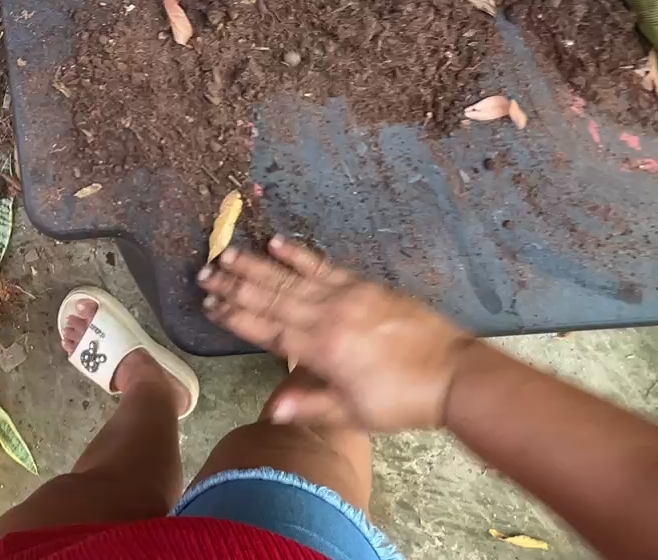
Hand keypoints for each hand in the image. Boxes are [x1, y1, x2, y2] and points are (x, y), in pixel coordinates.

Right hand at [200, 238, 474, 431]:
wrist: (453, 374)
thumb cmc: (401, 400)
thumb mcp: (355, 414)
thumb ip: (310, 405)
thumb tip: (270, 409)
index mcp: (320, 350)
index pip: (267, 329)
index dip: (236, 316)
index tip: (210, 305)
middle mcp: (325, 317)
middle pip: (270, 298)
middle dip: (234, 285)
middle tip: (204, 273)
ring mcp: (342, 295)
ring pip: (288, 278)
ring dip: (255, 266)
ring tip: (225, 253)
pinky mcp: (360, 283)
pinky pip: (320, 265)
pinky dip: (295, 253)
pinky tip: (274, 242)